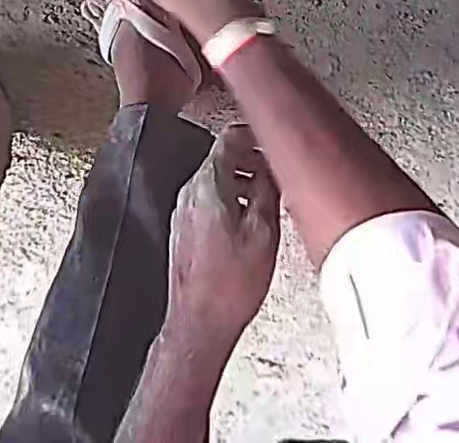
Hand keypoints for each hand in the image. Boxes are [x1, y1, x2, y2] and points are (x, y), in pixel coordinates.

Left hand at [165, 124, 281, 350]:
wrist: (198, 325)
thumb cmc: (229, 285)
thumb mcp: (264, 231)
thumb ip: (267, 190)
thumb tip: (271, 169)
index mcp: (209, 184)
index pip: (229, 138)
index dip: (254, 134)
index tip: (270, 137)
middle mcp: (191, 192)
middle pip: (222, 157)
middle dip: (251, 159)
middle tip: (274, 168)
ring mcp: (184, 211)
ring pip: (216, 179)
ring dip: (241, 179)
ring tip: (266, 195)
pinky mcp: (184, 229)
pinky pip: (208, 199)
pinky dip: (229, 197)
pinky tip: (247, 219)